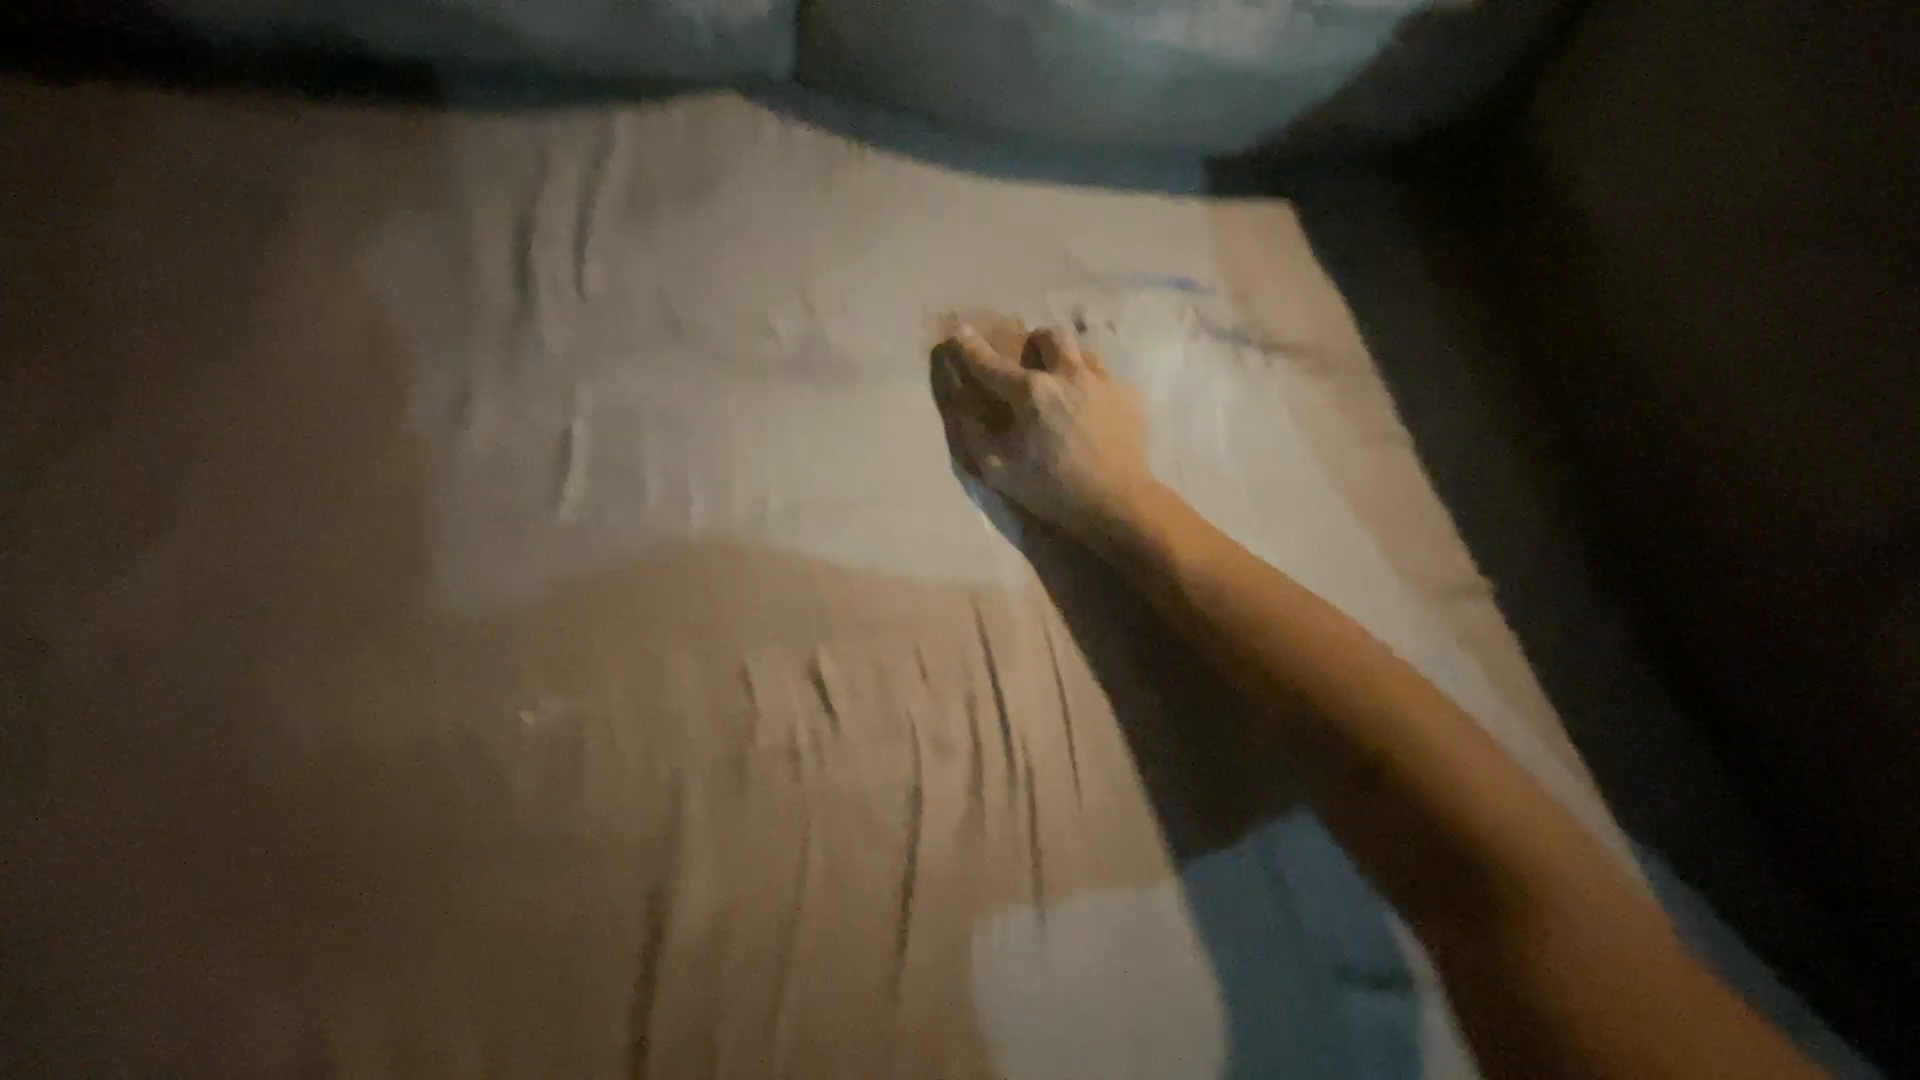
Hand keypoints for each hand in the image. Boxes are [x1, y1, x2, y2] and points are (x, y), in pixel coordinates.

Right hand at [936, 323, 1155, 543]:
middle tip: (1032, 365)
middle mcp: (1068, 375)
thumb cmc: (1053, 489)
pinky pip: (1106, 380)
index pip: (991, 363)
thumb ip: (977, 436)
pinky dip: (1093, 390)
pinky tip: (1093, 415)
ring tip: (1066, 390)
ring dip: (1067, 364)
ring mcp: (1103, 382)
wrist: (1117, 502)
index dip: (970, 347)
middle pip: (1050, 336)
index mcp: (1032, 393)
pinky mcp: (1129, 396)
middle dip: (1036, 343)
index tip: (959, 332)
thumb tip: (964, 409)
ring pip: (1082, 353)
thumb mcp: (1000, 471)